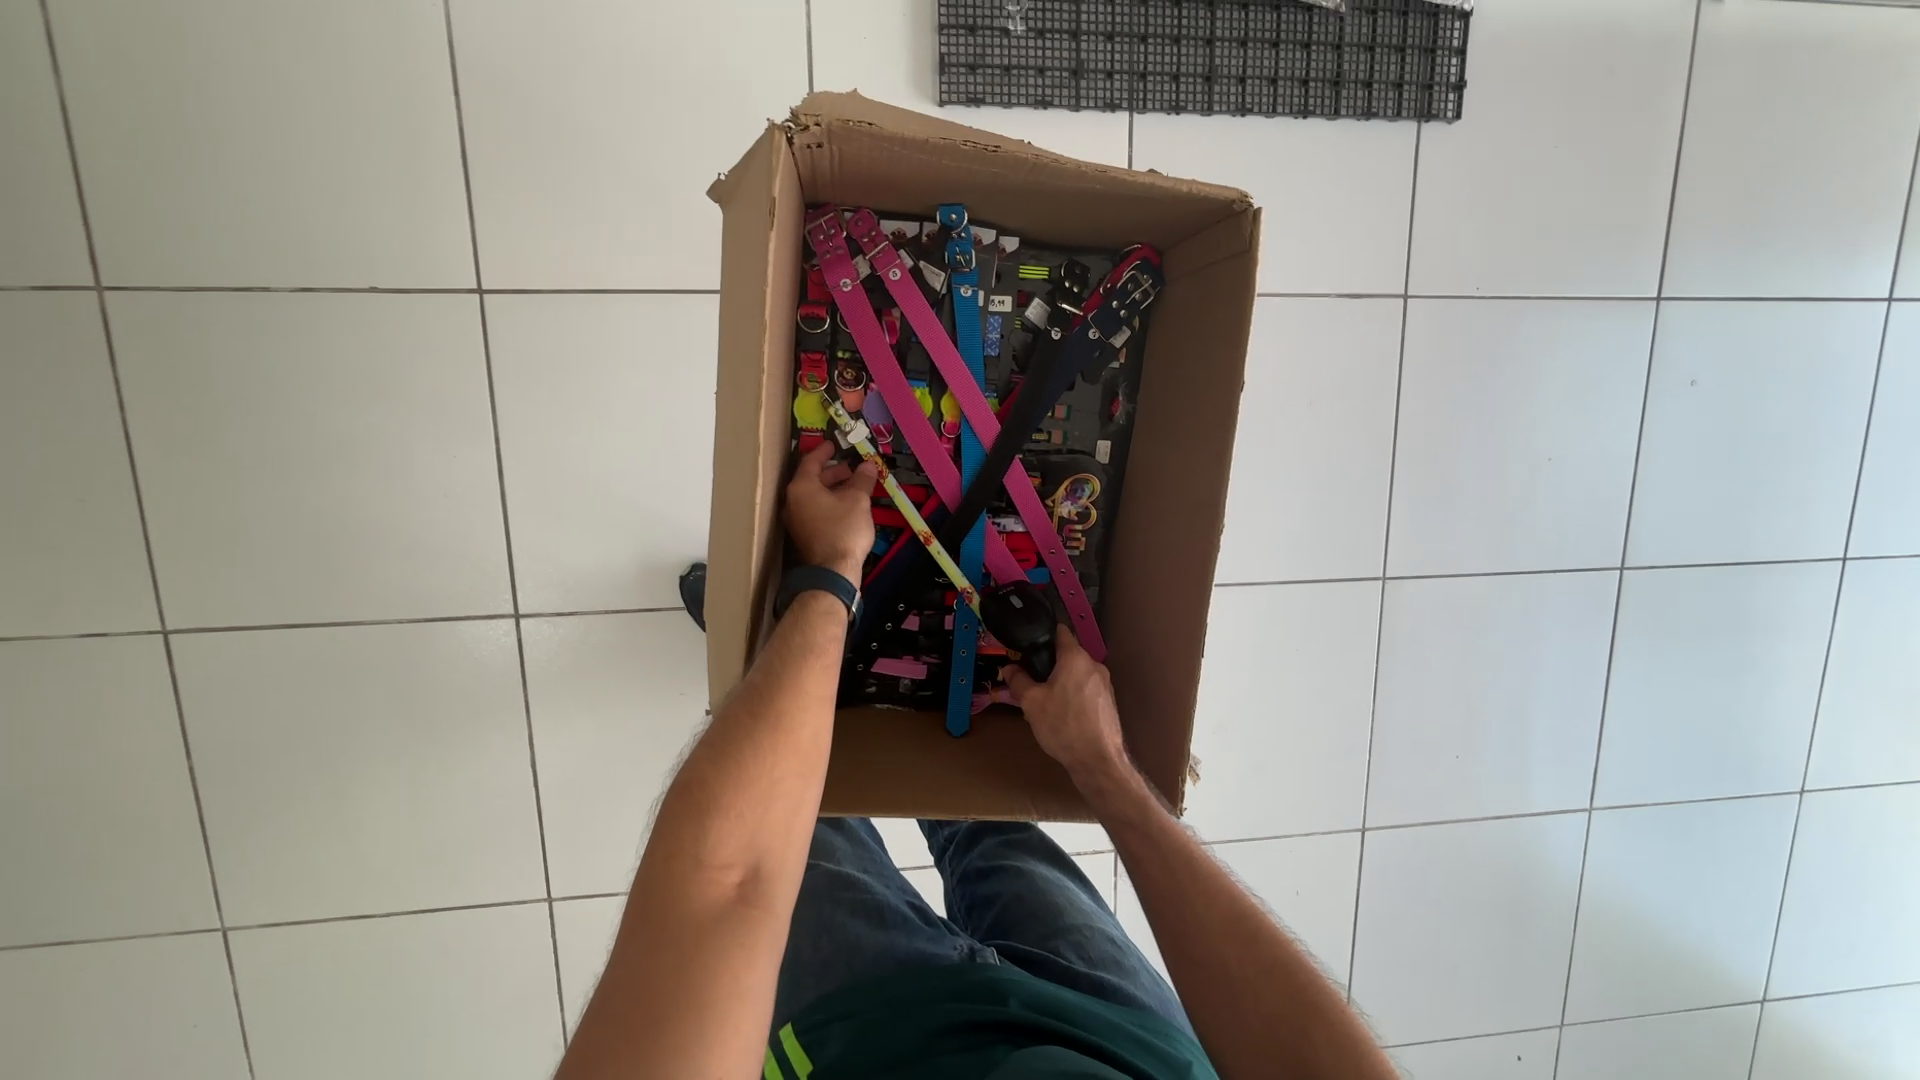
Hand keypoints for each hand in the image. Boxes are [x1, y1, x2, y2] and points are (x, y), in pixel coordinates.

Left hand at [785, 441, 877, 582]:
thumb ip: (862, 479)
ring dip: (832, 489)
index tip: (834, 444)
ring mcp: (796, 520)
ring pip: (813, 496)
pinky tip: (846, 507)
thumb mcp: (858, 500)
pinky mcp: (803, 535)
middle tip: (851, 469)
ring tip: (853, 487)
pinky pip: (814, 510)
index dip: (824, 451)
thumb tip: (868, 466)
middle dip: (832, 472)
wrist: (833, 571)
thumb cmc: (844, 529)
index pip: (810, 461)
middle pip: (811, 479)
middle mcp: (793, 501)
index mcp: (801, 487)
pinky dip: (828, 503)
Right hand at [1003, 627, 1129, 787]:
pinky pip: (1086, 689)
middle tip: (1032, 680)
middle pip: (1068, 655)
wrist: (1097, 759)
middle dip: (1049, 665)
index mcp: (1075, 657)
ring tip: (1045, 702)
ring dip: (1062, 681)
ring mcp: (1105, 684)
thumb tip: (1009, 668)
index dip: (1043, 633)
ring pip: (1077, 674)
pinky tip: (1063, 715)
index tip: (1029, 643)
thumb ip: (1018, 680)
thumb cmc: (1063, 725)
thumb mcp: (1031, 702)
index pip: (1060, 631)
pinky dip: (1074, 695)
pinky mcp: (1109, 702)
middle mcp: (1094, 665)